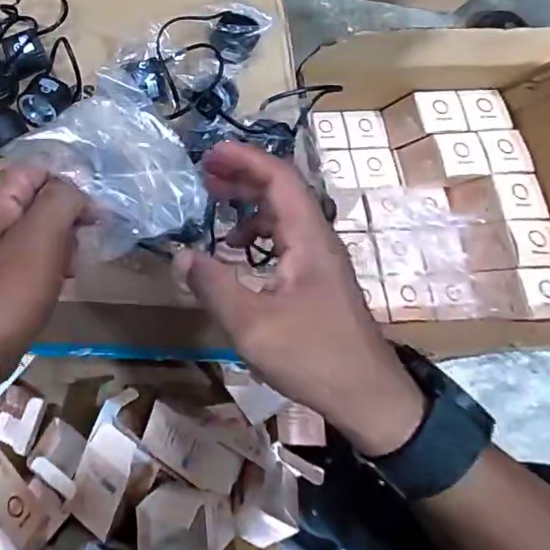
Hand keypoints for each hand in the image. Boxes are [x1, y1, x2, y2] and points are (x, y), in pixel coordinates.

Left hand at [0, 167, 88, 377]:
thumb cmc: (6, 294)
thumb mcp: (41, 237)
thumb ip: (62, 199)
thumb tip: (80, 184)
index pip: (41, 167)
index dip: (73, 180)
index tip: (100, 206)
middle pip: (42, 196)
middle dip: (71, 212)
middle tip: (90, 236)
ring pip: (42, 228)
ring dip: (66, 239)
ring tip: (76, 261)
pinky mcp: (1, 276)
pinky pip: (36, 255)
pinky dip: (55, 262)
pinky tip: (64, 279)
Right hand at [176, 142, 425, 456]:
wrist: (369, 396)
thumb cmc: (313, 356)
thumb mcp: (252, 324)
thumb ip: (213, 286)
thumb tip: (180, 255)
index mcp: (308, 238)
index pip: (279, 178)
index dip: (245, 159)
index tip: (210, 152)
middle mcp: (317, 239)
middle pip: (281, 190)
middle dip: (243, 175)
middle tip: (204, 173)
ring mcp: (320, 260)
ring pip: (283, 215)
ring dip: (249, 203)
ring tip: (214, 204)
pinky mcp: (317, 280)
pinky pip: (285, 239)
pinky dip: (257, 234)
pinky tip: (236, 250)